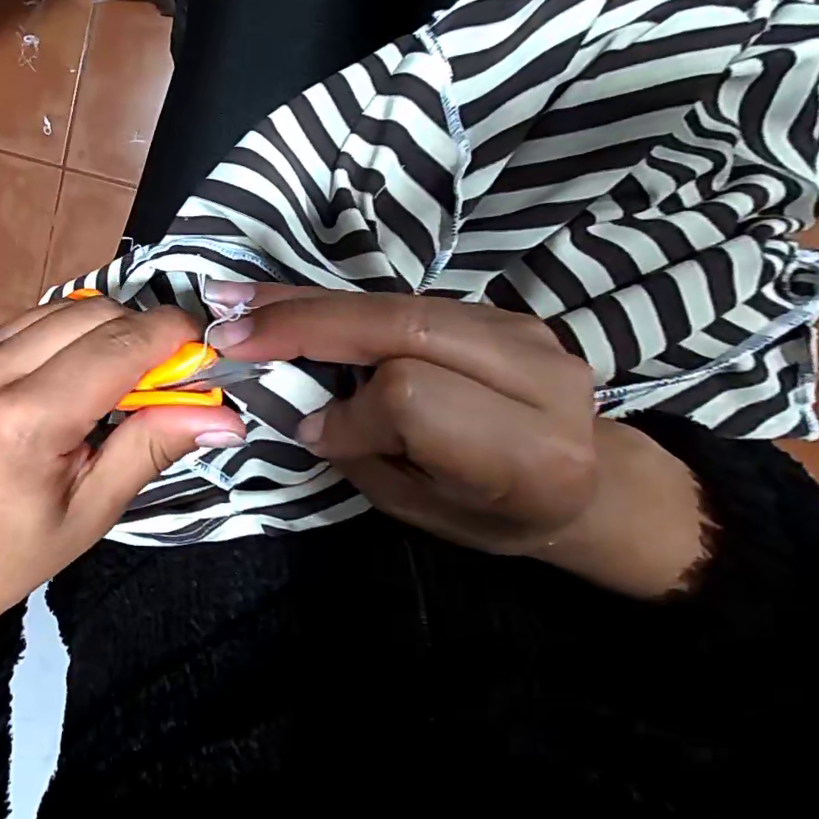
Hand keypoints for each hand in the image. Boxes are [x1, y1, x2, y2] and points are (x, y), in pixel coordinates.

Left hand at [0, 298, 244, 695]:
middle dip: (147, 333)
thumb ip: (156, 445)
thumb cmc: (17, 550)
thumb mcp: (96, 508)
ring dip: (112, 329)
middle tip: (167, 378)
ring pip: (71, 306)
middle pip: (99, 312)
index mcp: (27, 419)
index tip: (206, 356)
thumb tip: (227, 417)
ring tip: (124, 379)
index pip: (122, 344)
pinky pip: (41, 317)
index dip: (176, 337)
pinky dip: (76, 331)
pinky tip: (81, 372)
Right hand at [207, 282, 704, 598]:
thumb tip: (303, 406)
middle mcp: (534, 373)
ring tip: (244, 301)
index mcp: (528, 448)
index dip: (349, 410)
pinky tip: (291, 303)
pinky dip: (339, 304)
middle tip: (231, 325)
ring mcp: (517, 329)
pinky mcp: (493, 310)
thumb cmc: (500, 516)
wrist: (587, 481)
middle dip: (306, 321)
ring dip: (310, 301)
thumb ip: (367, 455)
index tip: (310, 429)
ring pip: (393, 303)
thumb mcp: (428, 510)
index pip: (413, 397)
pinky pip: (400, 303)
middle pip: (400, 325)